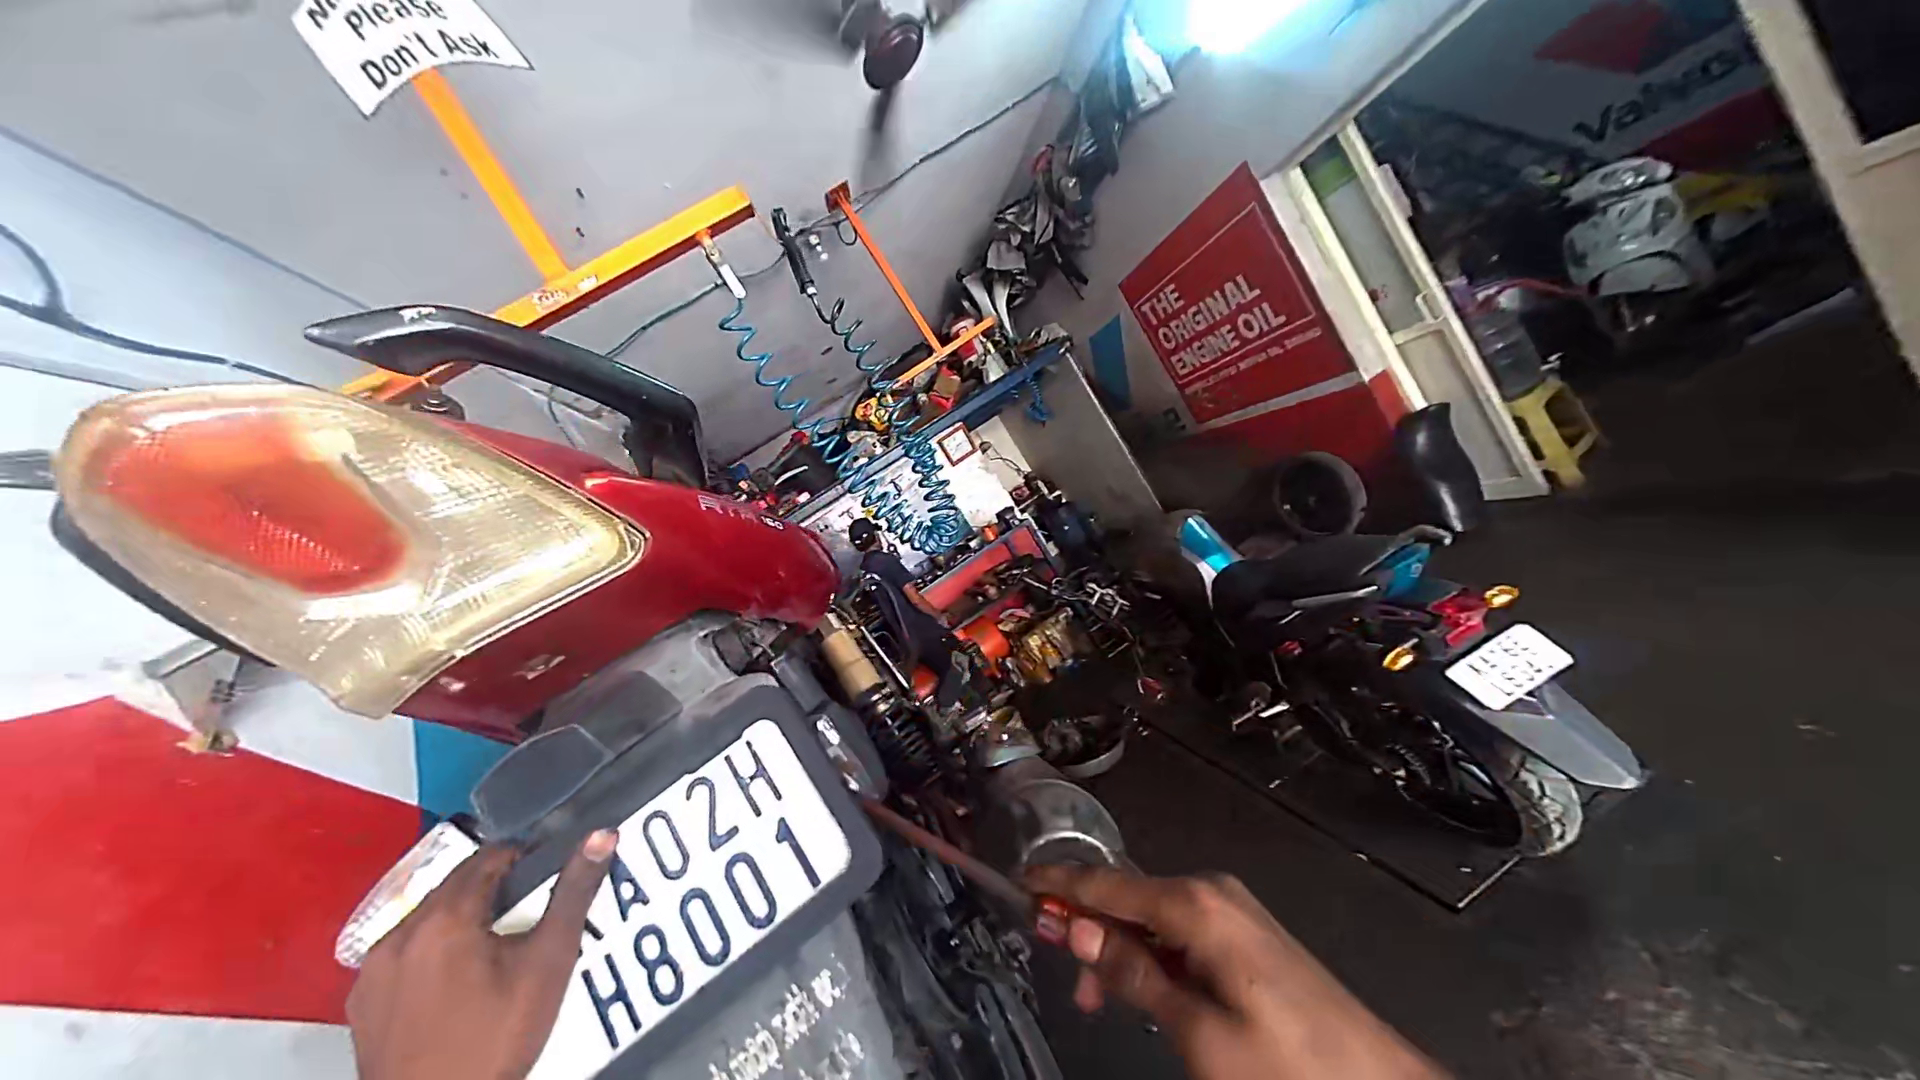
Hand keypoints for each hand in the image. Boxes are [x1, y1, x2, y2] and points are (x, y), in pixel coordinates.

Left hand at [347, 830, 617, 1079]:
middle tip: (531, 913)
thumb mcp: (549, 959)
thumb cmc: (495, 1039)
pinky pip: (407, 952)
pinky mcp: (364, 1003)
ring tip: (501, 948)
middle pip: (458, 884)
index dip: (525, 858)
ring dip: (465, 916)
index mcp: (444, 919)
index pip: (490, 856)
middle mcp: (400, 937)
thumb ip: (574, 891)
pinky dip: (435, 950)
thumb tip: (600, 838)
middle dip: (496, 888)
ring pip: (431, 916)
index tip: (545, 875)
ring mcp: (374, 972)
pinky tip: (461, 981)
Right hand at [1026, 865, 1447, 1079]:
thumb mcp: (1199, 1032)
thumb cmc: (1288, 1068)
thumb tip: (1077, 929)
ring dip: (1120, 950)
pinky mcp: (1244, 932)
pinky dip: (1152, 957)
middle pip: (1129, 898)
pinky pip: (1180, 933)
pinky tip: (1144, 990)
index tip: (1022, 879)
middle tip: (1064, 975)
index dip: (1061, 885)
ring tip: (1097, 998)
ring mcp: (1231, 909)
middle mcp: (1211, 892)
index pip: (1109, 885)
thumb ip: (1133, 976)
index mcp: (1196, 906)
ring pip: (1152, 918)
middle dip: (1090, 929)